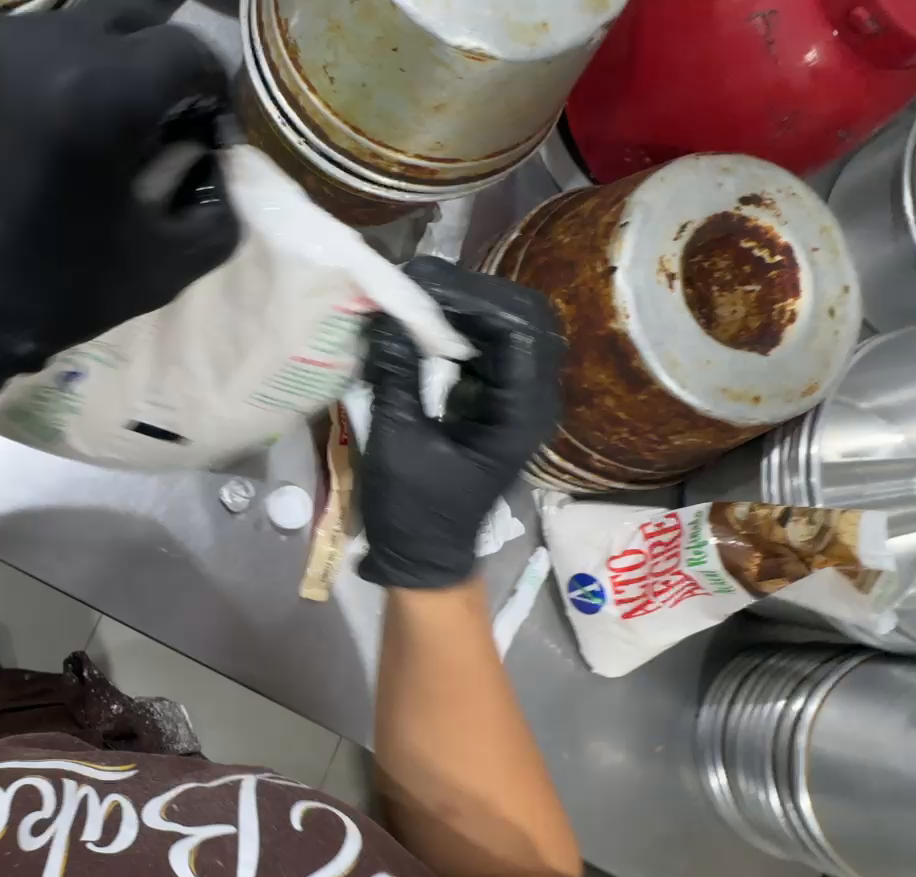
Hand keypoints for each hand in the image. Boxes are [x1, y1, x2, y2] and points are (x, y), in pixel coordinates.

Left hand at [0, 0, 238, 406]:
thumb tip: (226, 162)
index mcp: (101, 95)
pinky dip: (66, 71)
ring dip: (116, 64)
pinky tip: (62, 125)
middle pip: (141, 17)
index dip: (213, 94)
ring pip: (88, 22)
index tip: (209, 135)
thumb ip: (220, 208)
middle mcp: (48, 42)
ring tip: (110, 126)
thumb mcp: (163, 268)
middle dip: (166, 68)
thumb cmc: (58, 295)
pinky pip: (39, 40)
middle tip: (164, 122)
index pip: (190, 53)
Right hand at [357, 257, 563, 589]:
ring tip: (411, 299)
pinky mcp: (493, 404)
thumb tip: (383, 317)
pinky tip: (419, 327)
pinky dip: (454, 333)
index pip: (517, 327)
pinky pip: (484, 352)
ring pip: (505, 330)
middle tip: (413, 285)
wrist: (423, 555)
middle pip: (521, 319)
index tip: (416, 281)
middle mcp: (532, 398)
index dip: (470, 295)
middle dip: (469, 294)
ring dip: (461, 310)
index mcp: (522, 411)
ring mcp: (515, 400)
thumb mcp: (398, 441)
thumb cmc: (413, 509)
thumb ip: (396, 375)